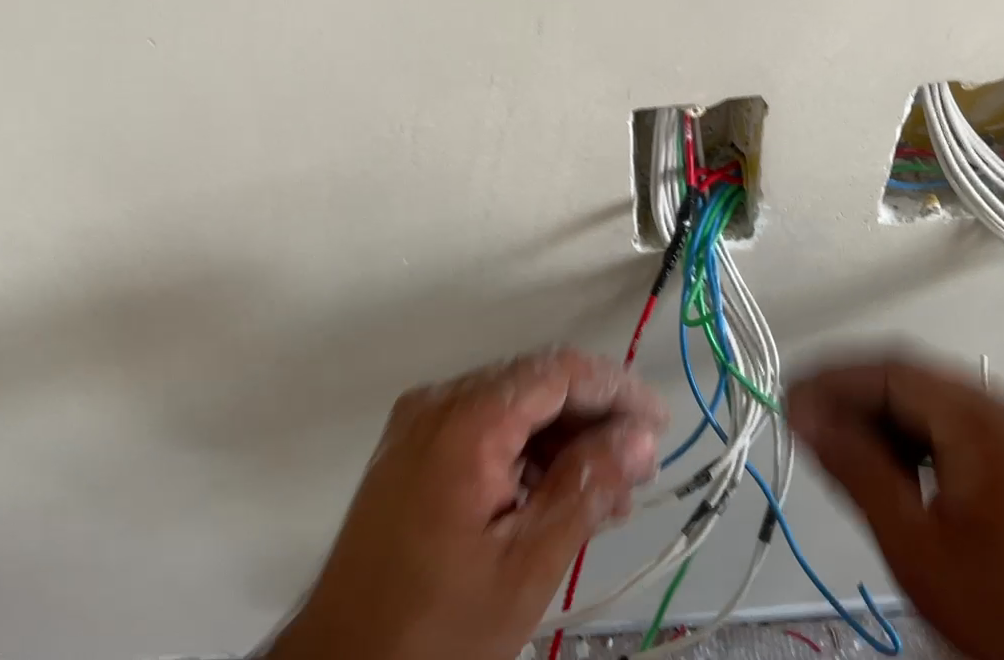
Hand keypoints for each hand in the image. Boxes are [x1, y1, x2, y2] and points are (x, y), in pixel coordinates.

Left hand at [269, 348, 669, 659]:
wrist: (344, 659)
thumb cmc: (439, 623)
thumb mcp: (526, 562)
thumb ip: (586, 488)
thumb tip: (641, 437)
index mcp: (464, 421)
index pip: (556, 372)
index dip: (615, 389)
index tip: (660, 421)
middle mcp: (437, 403)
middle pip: (534, 384)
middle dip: (593, 418)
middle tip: (640, 467)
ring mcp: (419, 425)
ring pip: (510, 406)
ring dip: (562, 439)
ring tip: (609, 492)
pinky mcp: (412, 451)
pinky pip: (483, 430)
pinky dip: (525, 453)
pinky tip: (558, 495)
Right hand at [786, 354, 1003, 659]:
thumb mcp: (913, 543)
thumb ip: (853, 467)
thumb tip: (804, 416)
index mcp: (997, 426)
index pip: (895, 373)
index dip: (832, 380)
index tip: (789, 398)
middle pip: (921, 385)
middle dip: (857, 403)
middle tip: (809, 429)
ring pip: (946, 409)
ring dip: (890, 424)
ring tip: (845, 455)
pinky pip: (975, 433)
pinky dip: (928, 444)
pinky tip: (898, 473)